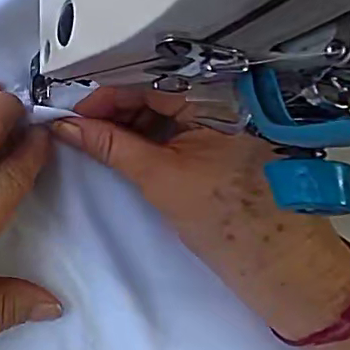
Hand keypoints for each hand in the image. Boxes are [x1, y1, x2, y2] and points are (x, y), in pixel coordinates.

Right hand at [46, 86, 349, 338]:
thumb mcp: (157, 177)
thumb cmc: (237, 225)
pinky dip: (147, 135)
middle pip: (156, 92)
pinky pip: (176, 126)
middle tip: (80, 128)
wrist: (280, 267)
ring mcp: (229, 124)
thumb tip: (68, 126)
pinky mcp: (225, 143)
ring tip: (101, 142)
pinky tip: (126, 149)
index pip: (150, 82)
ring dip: (127, 122)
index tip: (75, 114)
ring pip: (164, 109)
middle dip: (114, 109)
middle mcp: (231, 105)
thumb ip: (108, 144)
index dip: (106, 95)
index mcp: (224, 102)